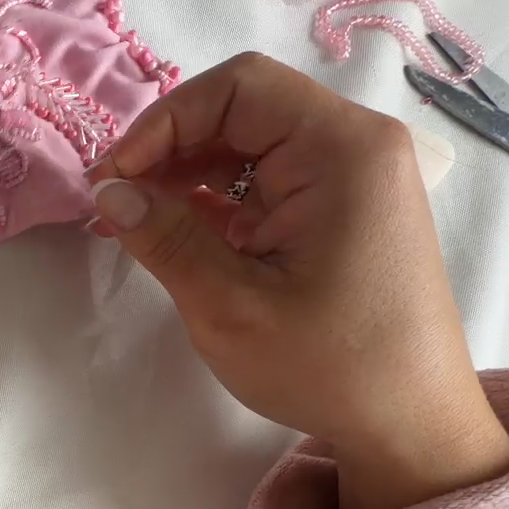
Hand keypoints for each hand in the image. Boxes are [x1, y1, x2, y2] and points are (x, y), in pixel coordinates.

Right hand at [85, 53, 508, 508]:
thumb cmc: (323, 364)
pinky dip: (207, 197)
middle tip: (109, 200)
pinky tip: (168, 229)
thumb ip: (165, 239)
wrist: (402, 418)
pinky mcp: (331, 211)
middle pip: (241, 109)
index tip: (109, 180)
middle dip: (165, 146)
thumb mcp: (227, 305)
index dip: (161, 122)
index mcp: (340, 152)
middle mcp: (351, 148)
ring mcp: (344, 179)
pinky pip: (258, 182)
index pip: (238, 89)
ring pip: (245, 145)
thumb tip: (106, 192)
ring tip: (128, 218)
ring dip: (180, 171)